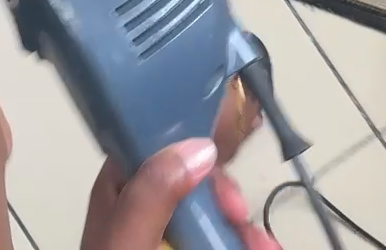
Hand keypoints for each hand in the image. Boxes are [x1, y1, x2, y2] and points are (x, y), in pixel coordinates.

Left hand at [79, 138, 281, 248]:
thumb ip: (153, 196)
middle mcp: (144, 217)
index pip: (152, 149)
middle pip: (194, 189)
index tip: (217, 160)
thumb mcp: (125, 242)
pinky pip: (223, 246)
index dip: (187, 147)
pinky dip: (247, 247)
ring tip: (265, 246)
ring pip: (215, 225)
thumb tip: (200, 147)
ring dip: (246, 232)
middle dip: (226, 199)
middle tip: (241, 216)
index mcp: (120, 196)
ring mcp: (167, 244)